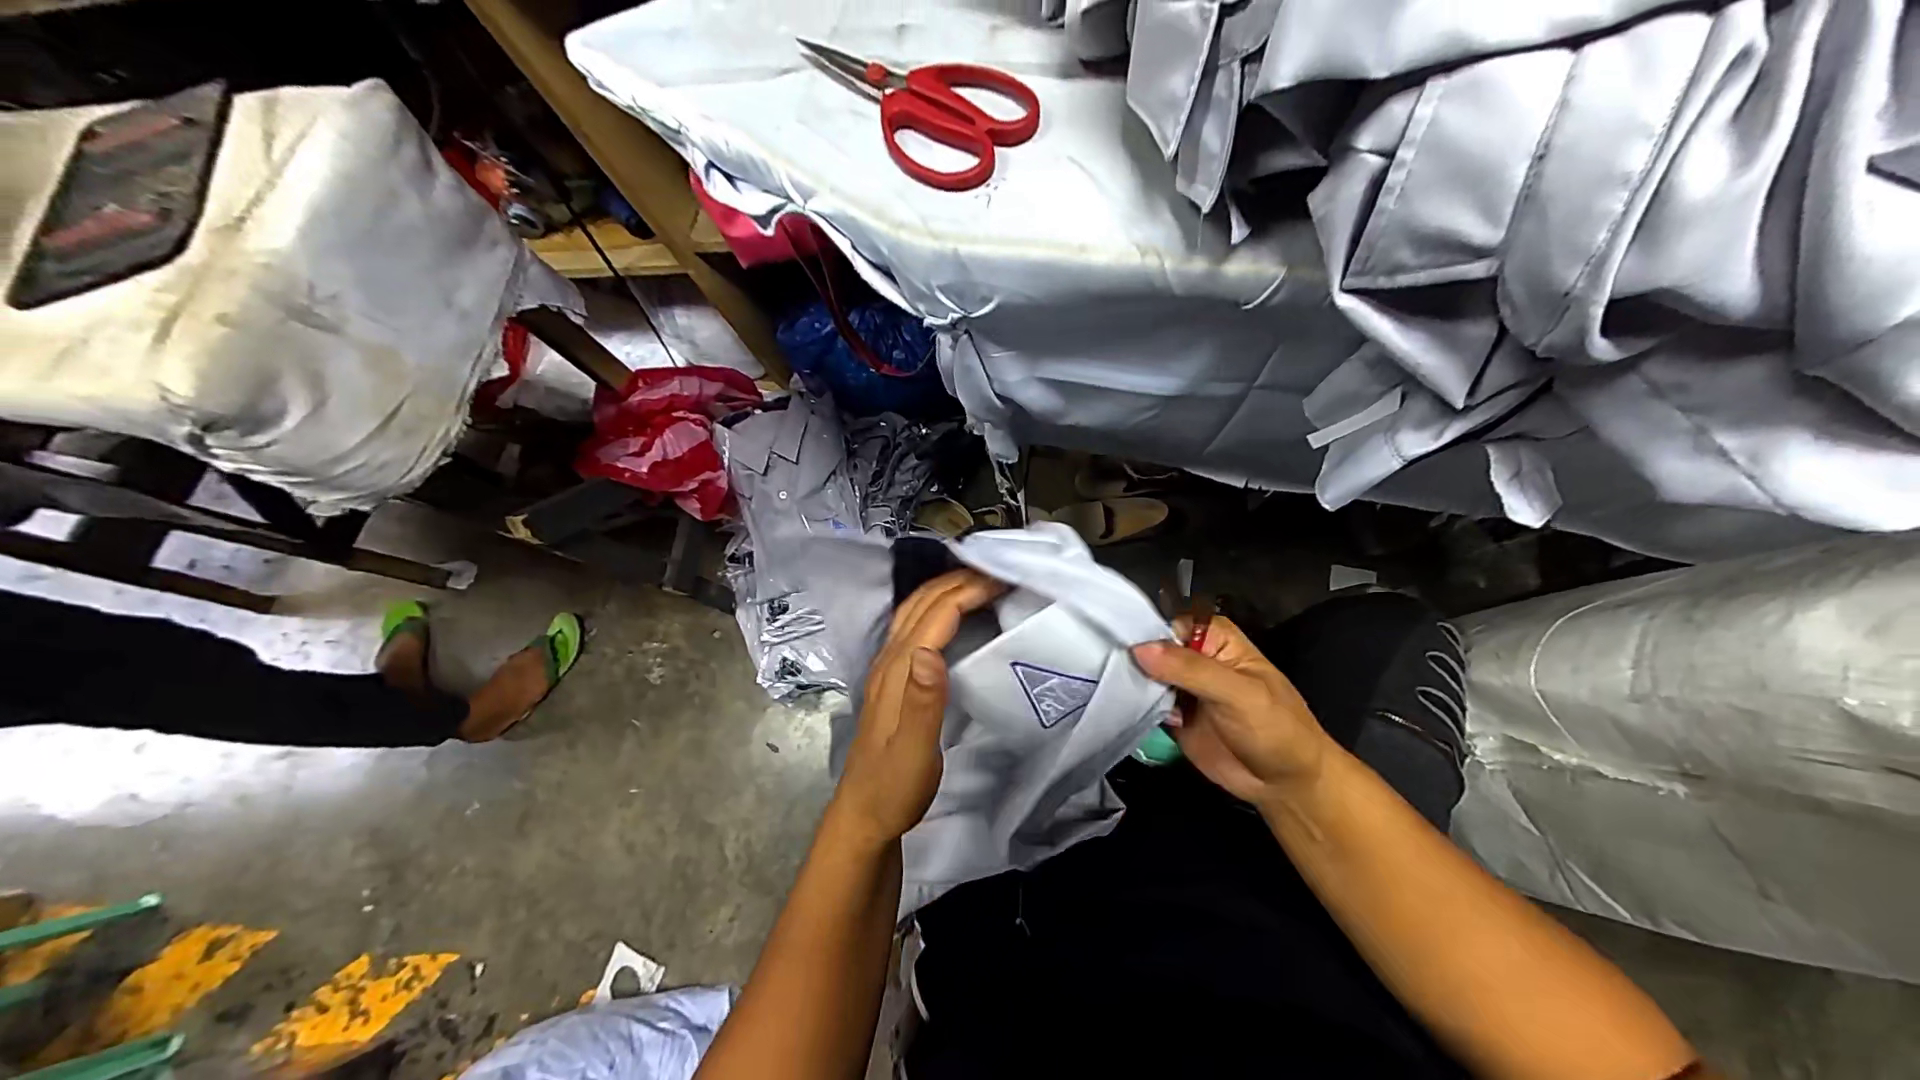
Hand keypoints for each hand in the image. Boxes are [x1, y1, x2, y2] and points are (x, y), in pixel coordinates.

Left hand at [827, 569, 1004, 846]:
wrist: (864, 814)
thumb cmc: (894, 787)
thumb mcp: (915, 752)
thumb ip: (924, 702)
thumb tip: (931, 650)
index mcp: (898, 671)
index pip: (935, 615)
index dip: (968, 591)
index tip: (1004, 579)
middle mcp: (889, 660)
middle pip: (922, 604)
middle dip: (960, 580)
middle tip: (1001, 572)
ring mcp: (887, 668)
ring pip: (915, 611)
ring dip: (947, 589)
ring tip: (981, 582)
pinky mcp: (893, 679)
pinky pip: (915, 626)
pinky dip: (938, 608)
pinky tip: (954, 615)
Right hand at [1131, 616, 1334, 806]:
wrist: (1285, 783)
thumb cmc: (1275, 729)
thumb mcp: (1238, 694)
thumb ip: (1191, 669)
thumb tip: (1140, 649)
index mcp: (1214, 637)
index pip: (1168, 623)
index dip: (1144, 633)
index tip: (1118, 645)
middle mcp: (1193, 656)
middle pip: (1150, 647)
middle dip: (1132, 660)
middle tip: (1115, 672)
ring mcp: (1180, 686)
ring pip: (1143, 674)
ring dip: (1131, 684)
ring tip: (1124, 694)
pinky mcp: (1170, 713)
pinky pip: (1143, 702)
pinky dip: (1133, 706)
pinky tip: (1131, 712)